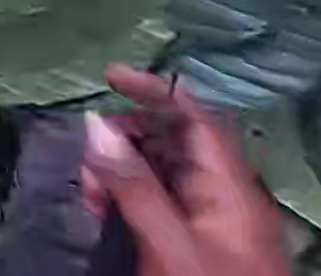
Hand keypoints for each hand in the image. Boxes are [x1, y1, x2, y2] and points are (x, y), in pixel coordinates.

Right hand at [81, 65, 287, 275]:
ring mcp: (208, 217)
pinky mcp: (191, 238)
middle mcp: (222, 194)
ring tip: (92, 194)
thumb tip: (92, 121)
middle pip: (169, 136)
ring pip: (155, 164)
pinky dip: (123, 190)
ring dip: (116, 166)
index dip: (155, 88)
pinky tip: (102, 208)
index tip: (108, 77)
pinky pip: (152, 193)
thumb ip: (132, 182)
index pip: (195, 115)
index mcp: (231, 188)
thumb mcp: (168, 244)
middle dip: (122, 136)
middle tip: (89, 158)